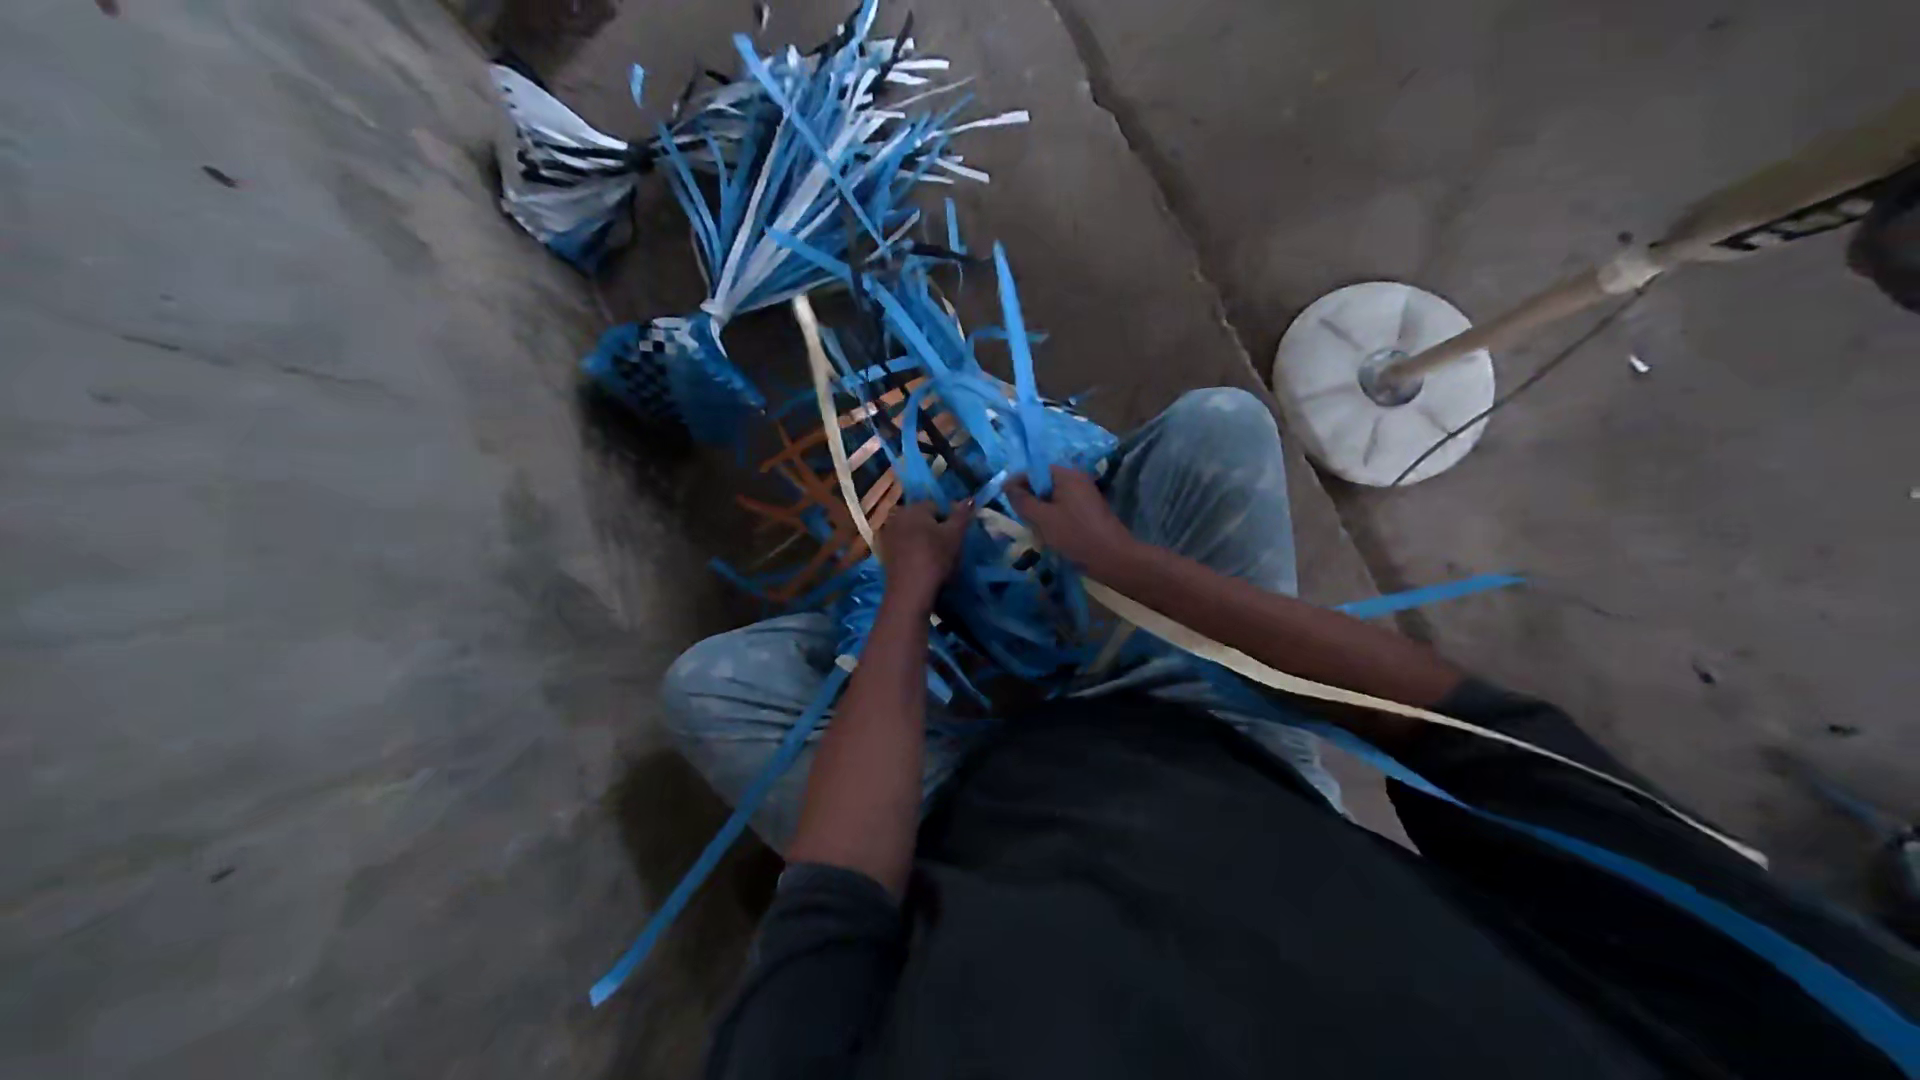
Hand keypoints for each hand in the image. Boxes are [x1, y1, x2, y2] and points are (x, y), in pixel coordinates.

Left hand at [879, 500, 974, 607]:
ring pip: (912, 531)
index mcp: (914, 507)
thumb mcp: (956, 535)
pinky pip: (903, 544)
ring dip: (922, 539)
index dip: (949, 520)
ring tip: (933, 557)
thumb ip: (962, 514)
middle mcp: (897, 516)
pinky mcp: (883, 552)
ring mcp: (888, 534)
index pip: (937, 506)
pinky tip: (920, 563)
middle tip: (946, 547)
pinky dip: (911, 550)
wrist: (910, 590)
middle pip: (922, 518)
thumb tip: (968, 498)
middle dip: (934, 528)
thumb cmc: (936, 558)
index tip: (955, 537)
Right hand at [1007, 466, 1140, 575]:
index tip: (1007, 502)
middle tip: (1023, 519)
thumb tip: (1007, 485)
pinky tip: (1051, 535)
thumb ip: (1022, 500)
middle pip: (1043, 483)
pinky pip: (1063, 508)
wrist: (1113, 558)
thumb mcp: (1042, 518)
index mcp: (1067, 475)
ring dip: (1041, 512)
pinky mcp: (1088, 510)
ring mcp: (1085, 495)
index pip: (1034, 470)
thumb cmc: (1075, 536)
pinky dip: (1053, 518)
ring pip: (1052, 498)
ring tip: (1037, 530)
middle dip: (1030, 500)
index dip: (1017, 483)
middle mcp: (1077, 479)